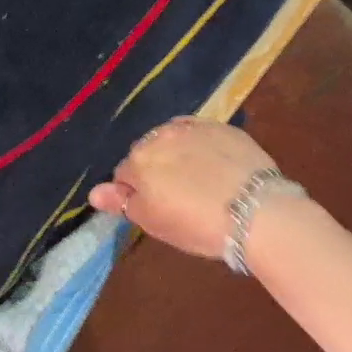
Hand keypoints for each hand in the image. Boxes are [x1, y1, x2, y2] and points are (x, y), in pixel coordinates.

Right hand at [88, 116, 278, 260]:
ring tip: (198, 179)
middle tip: (177, 197)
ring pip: (173, 138)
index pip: (124, 173)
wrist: (258, 212)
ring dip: (177, 153)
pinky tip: (215, 164)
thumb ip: (122, 203)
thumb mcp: (156, 223)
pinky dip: (202, 145)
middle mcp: (160, 136)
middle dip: (156, 168)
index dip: (137, 192)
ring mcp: (193, 128)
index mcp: (139, 161)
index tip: (157, 208)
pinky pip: (202, 132)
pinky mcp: (223, 127)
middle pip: (148, 151)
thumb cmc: (198, 224)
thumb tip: (93, 192)